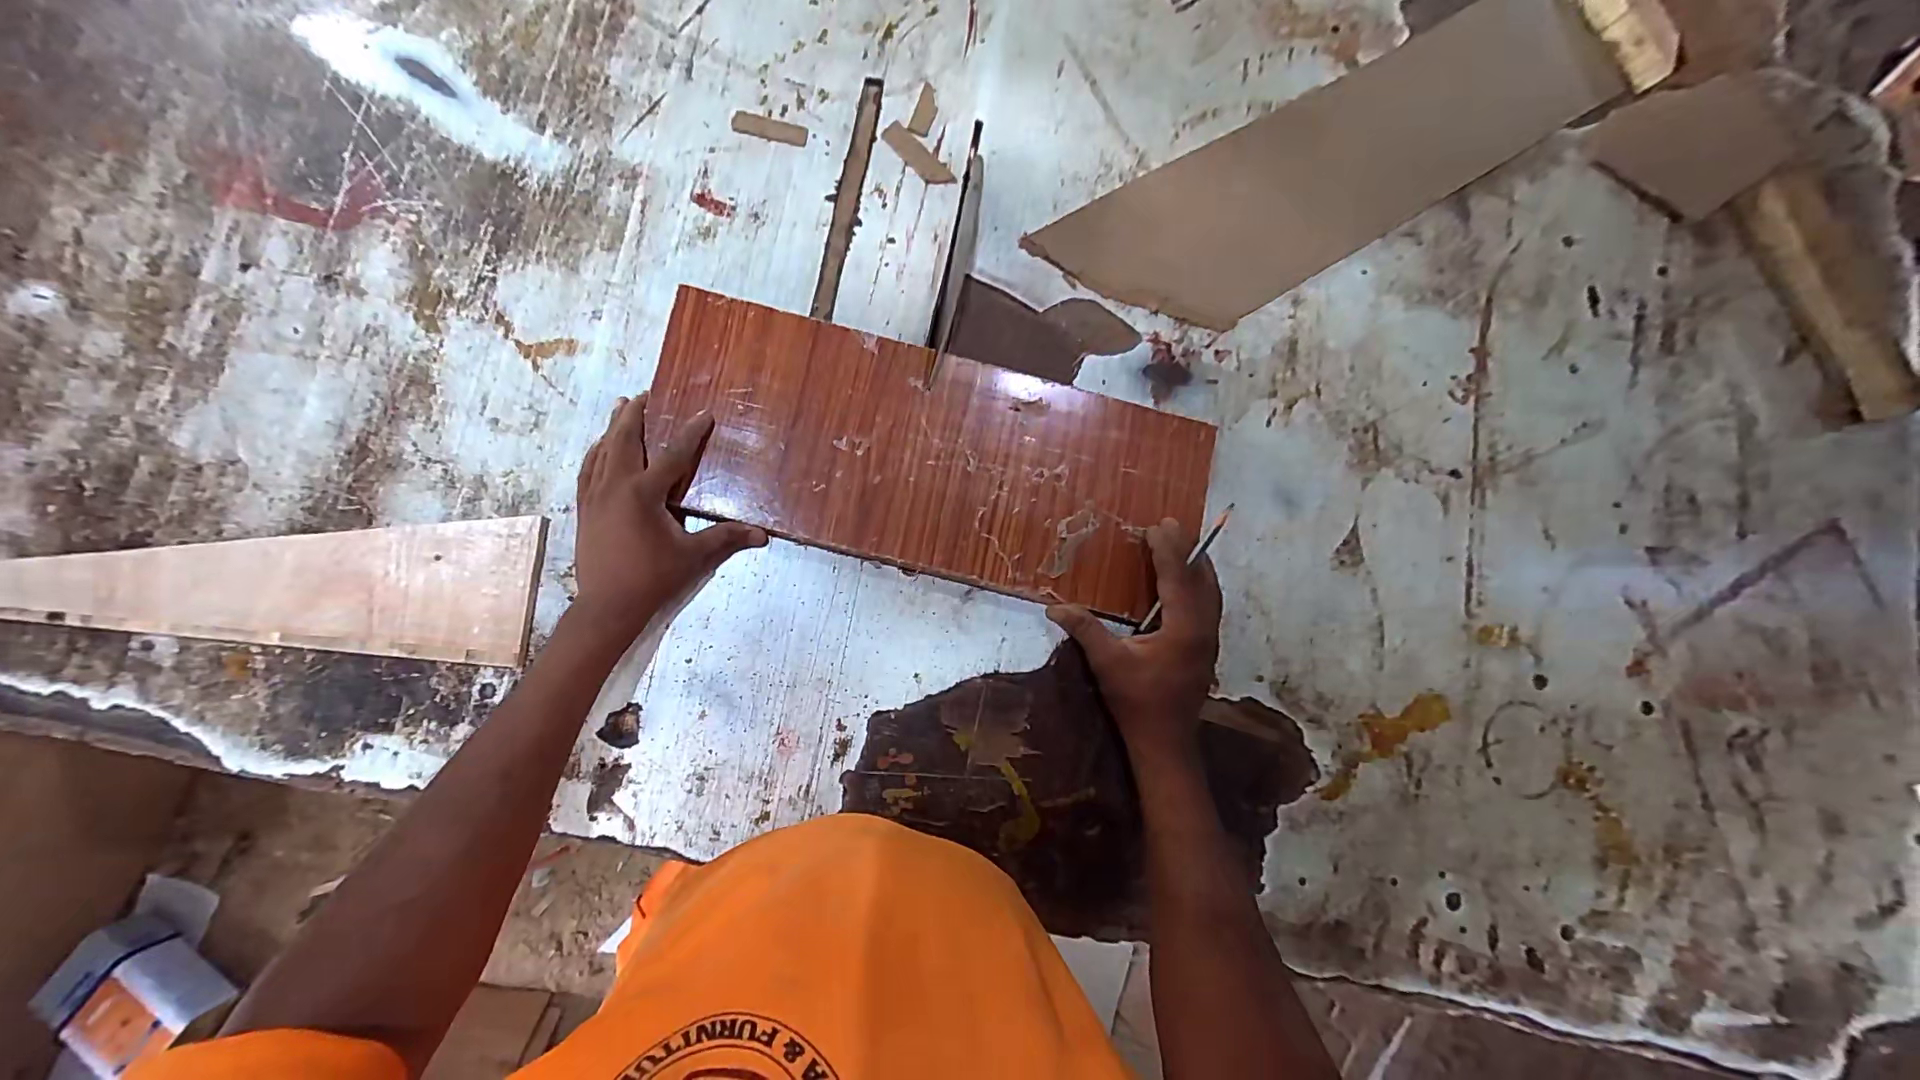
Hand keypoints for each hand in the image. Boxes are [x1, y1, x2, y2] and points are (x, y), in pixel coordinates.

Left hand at [572, 393, 766, 636]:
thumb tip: (762, 535)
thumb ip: (726, 539)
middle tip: (644, 394)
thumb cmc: (653, 579)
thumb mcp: (694, 557)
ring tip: (620, 410)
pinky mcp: (584, 509)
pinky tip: (598, 449)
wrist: (608, 606)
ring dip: (612, 428)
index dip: (690, 434)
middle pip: (623, 440)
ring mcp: (594, 497)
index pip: (672, 456)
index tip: (703, 414)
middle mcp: (615, 487)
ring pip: (602, 452)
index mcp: (643, 494)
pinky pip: (587, 470)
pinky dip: (596, 453)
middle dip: (635, 415)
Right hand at [1047, 519, 1220, 759]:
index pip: (1178, 578)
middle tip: (1171, 525)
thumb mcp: (1107, 663)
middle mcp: (1204, 629)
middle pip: (1202, 580)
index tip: (1158, 526)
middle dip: (1187, 550)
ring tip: (1183, 545)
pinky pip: (1209, 605)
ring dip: (1197, 566)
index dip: (1168, 550)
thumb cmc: (1137, 702)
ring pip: (1211, 593)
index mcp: (1184, 628)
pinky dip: (1200, 585)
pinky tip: (1188, 583)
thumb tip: (1054, 607)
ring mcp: (1210, 640)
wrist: (1165, 741)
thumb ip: (1086, 630)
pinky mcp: (1207, 649)